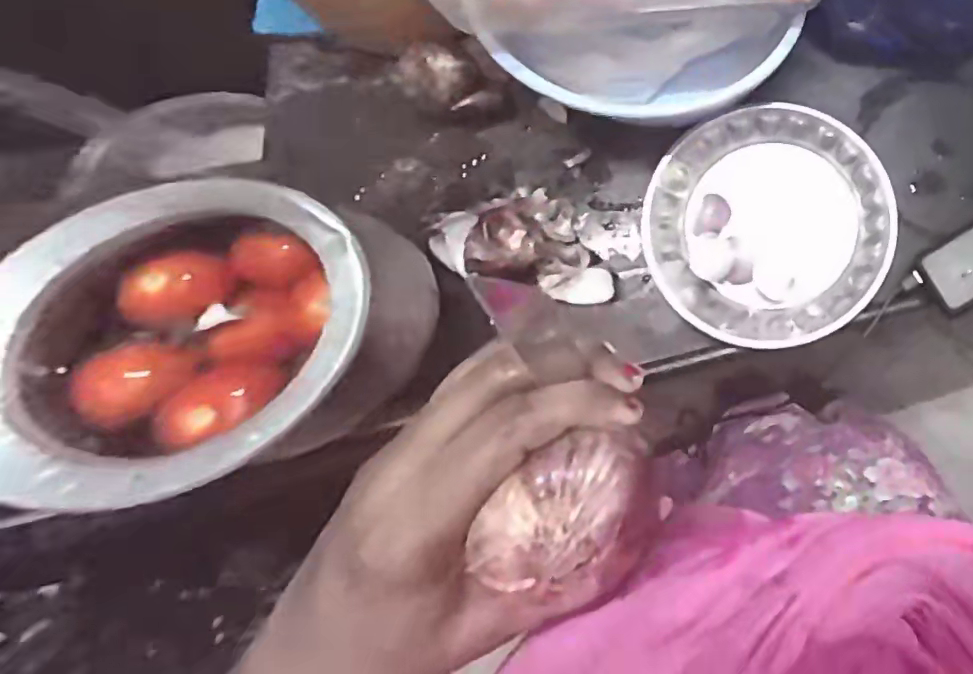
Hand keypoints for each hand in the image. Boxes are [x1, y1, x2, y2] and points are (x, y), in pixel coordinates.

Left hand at [238, 342, 645, 673]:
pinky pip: (473, 375)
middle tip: (631, 383)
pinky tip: (563, 375)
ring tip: (608, 371)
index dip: (579, 403)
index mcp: (411, 519)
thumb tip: (659, 518)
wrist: (290, 670)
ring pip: (484, 362)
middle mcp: (397, 464)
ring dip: (555, 353)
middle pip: (498, 375)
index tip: (633, 414)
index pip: (506, 426)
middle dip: (576, 364)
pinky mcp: (403, 436)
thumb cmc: (384, 660)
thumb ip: (570, 578)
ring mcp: (395, 443)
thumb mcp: (479, 635)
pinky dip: (529, 360)